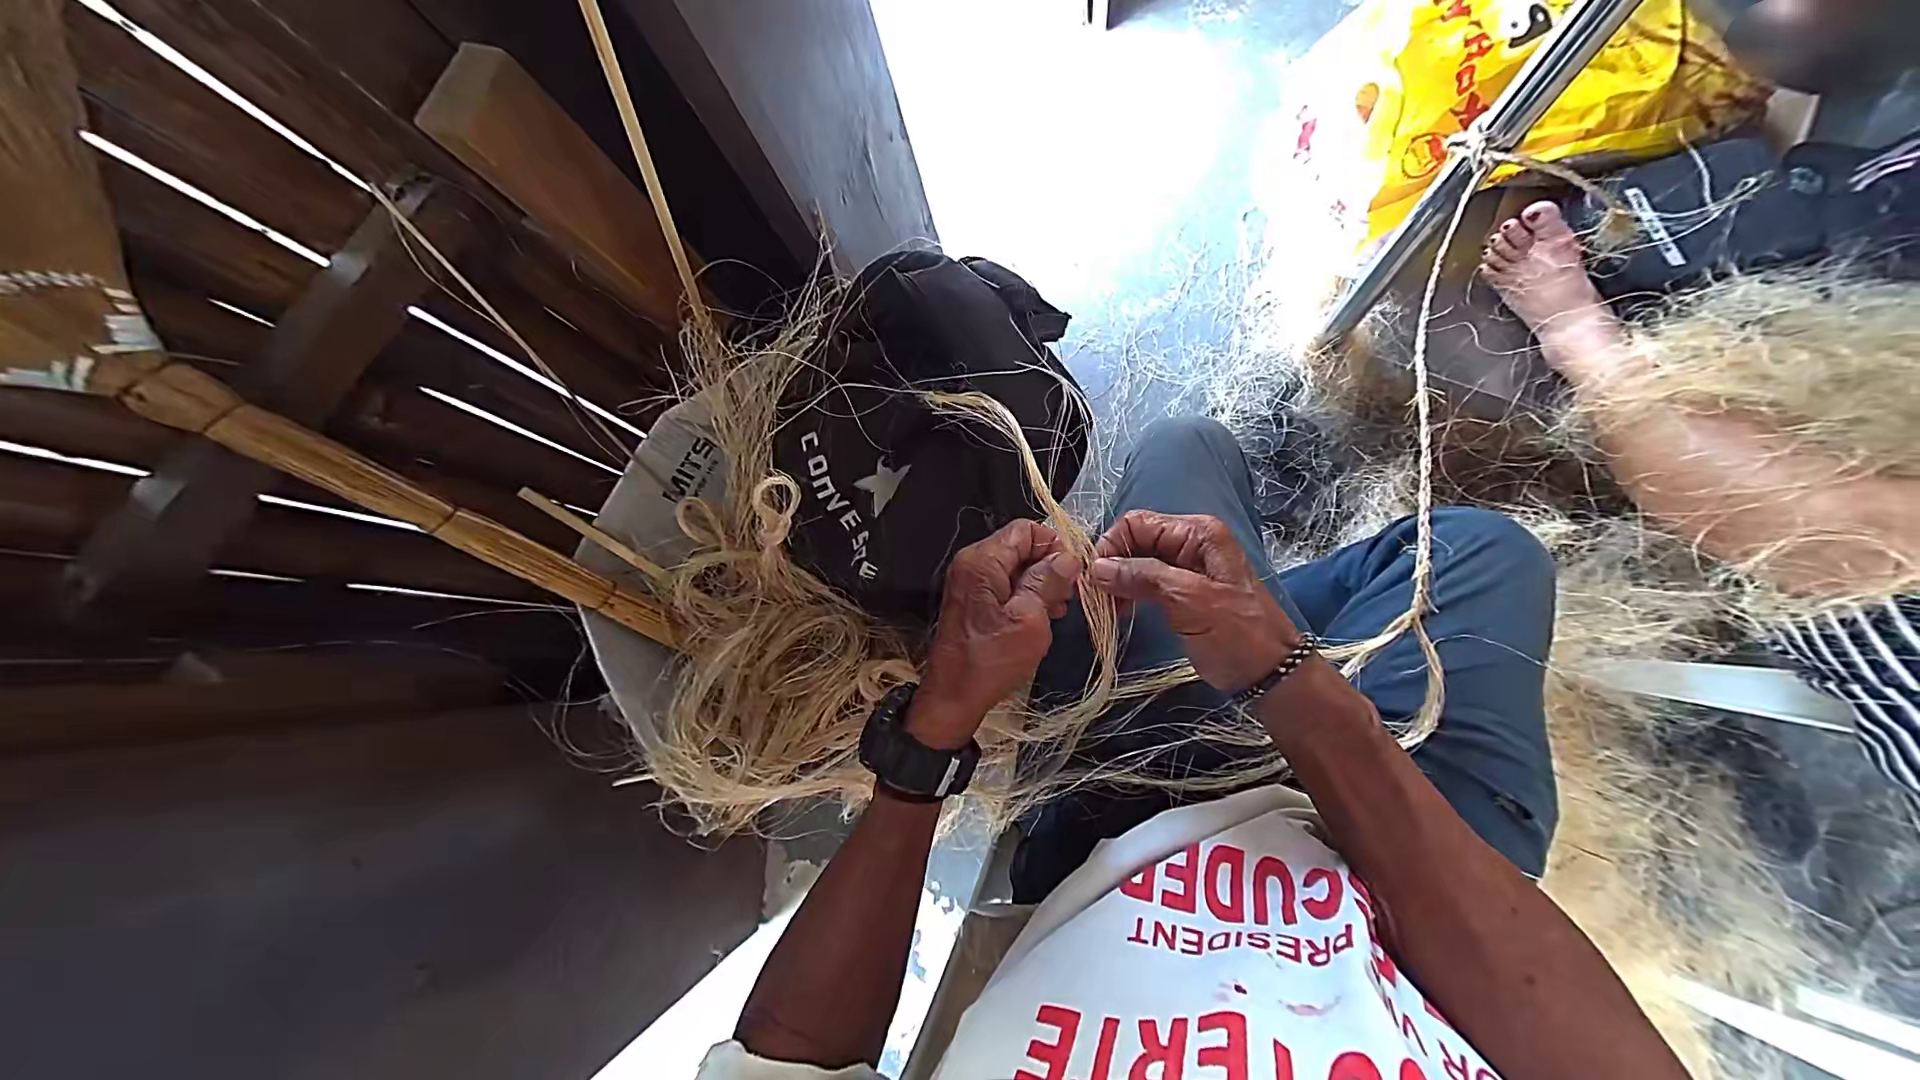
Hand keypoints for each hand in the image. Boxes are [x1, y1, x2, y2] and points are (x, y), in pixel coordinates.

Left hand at [912, 519, 1083, 748]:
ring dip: (1038, 583)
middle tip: (1065, 597)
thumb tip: (1067, 557)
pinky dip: (1024, 594)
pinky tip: (1038, 616)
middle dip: (1047, 566)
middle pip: (1019, 546)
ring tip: (1055, 610)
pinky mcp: (971, 598)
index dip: (1053, 545)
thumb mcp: (1029, 619)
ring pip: (1014, 565)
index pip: (1025, 529)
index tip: (1070, 574)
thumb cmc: (991, 659)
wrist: (954, 695)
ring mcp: (969, 580)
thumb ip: (1048, 581)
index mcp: (982, 560)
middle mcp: (971, 562)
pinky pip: (1004, 582)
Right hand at [1087, 510, 1299, 691]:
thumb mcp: (1190, 600)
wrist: (1270, 674)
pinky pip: (1143, 582)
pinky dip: (1127, 593)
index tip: (1095, 579)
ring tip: (1109, 608)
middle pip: (1133, 541)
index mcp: (1197, 533)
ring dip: (1116, 582)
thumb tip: (1097, 568)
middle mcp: (1189, 543)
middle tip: (1098, 598)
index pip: (1136, 524)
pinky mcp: (1179, 591)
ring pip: (1134, 563)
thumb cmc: (1237, 634)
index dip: (1111, 546)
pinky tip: (1121, 611)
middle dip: (1111, 566)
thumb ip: (1144, 577)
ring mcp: (1184, 567)